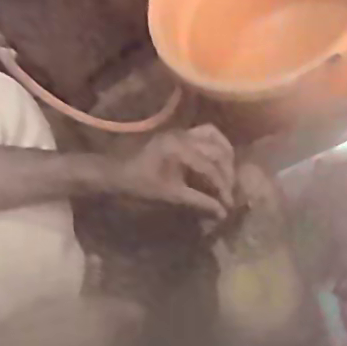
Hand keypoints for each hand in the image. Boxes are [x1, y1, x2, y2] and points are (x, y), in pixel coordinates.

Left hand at [103, 125, 236, 216]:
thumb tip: (223, 213)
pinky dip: (218, 145)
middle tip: (228, 193)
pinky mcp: (180, 134)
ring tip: (228, 176)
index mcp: (178, 150)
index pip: (211, 168)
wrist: (118, 172)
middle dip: (227, 174)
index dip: (223, 188)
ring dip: (226, 157)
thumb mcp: (171, 196)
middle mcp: (182, 136)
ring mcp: (181, 132)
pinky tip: (220, 161)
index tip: (228, 206)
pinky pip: (206, 133)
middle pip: (217, 152)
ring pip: (215, 138)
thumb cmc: (142, 185)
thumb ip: (200, 202)